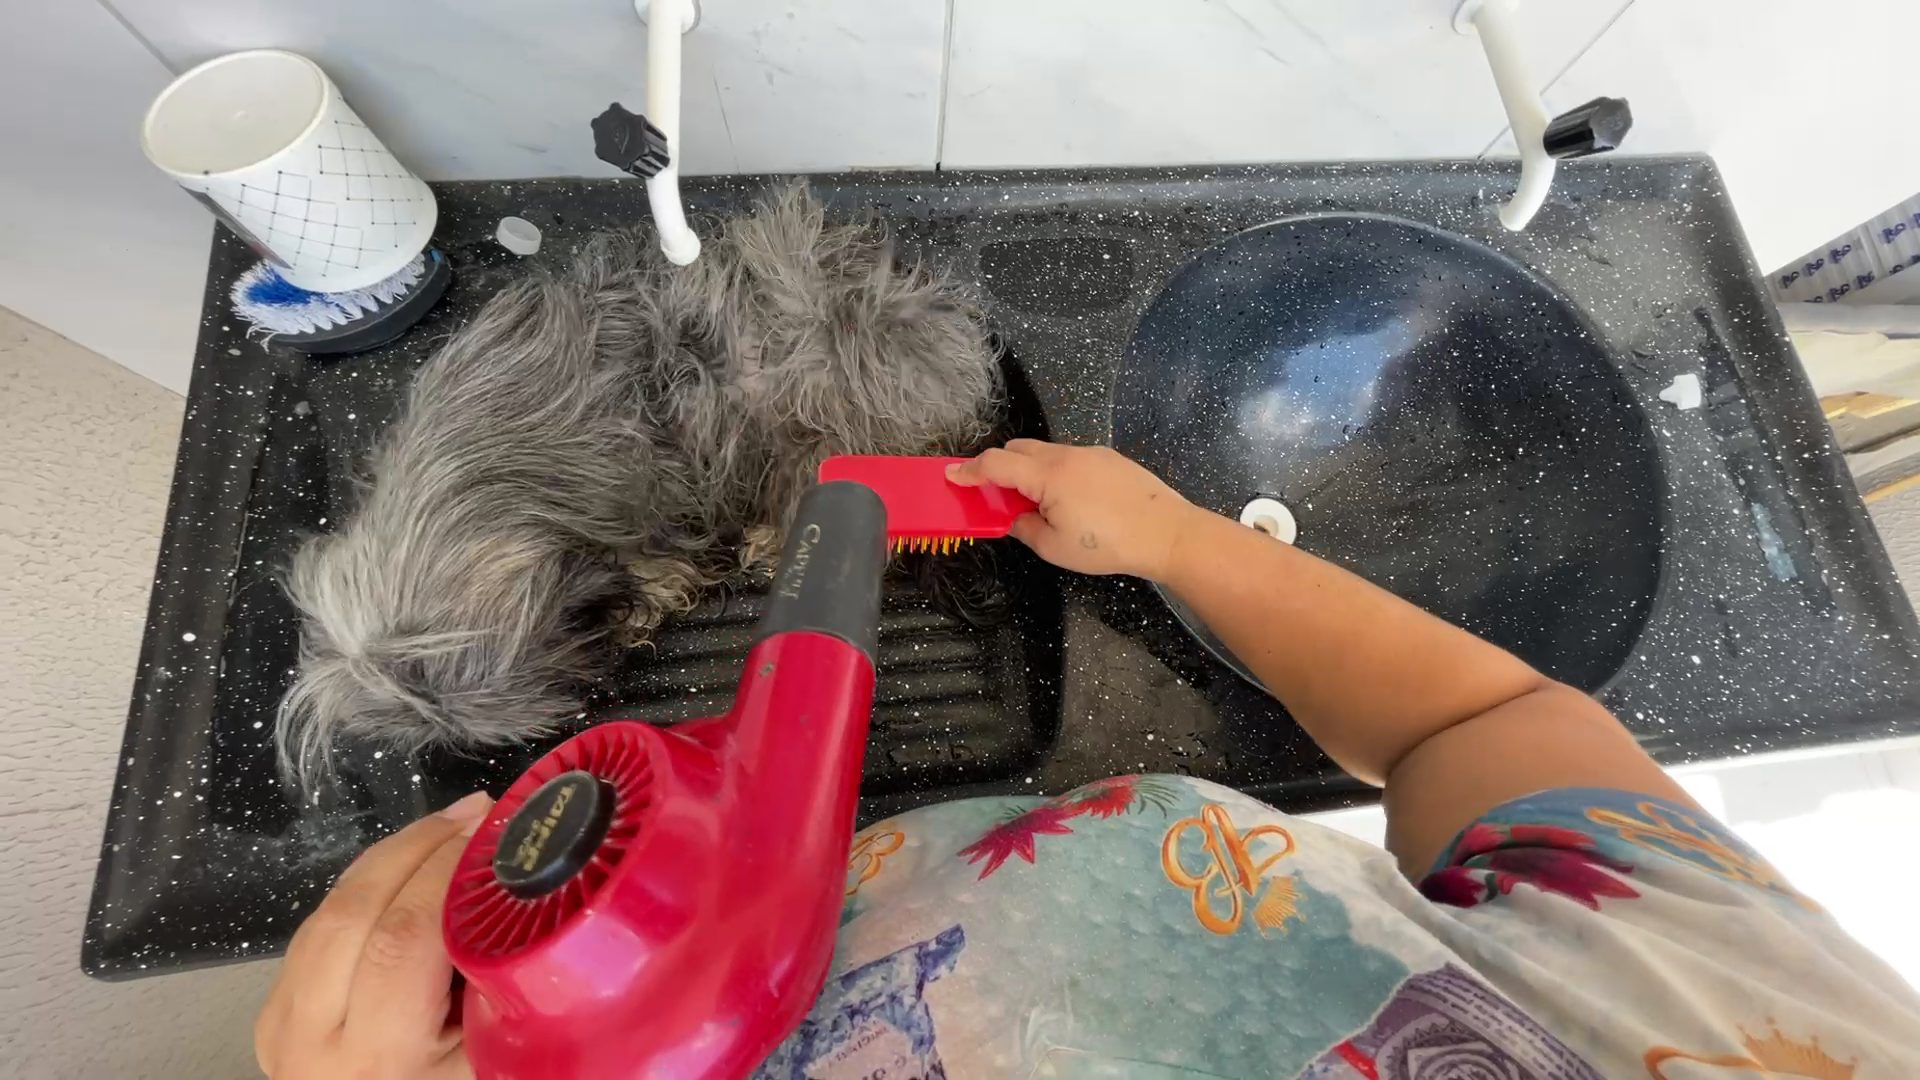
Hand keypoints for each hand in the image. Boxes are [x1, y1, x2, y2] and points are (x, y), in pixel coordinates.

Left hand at [256, 792, 492, 1079]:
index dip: (447, 872)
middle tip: (482, 813)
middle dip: (422, 844)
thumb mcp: (491, 1046)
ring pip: (333, 905)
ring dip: (401, 848)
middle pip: (354, 911)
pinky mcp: (275, 1000)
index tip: (496, 834)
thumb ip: (502, 976)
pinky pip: (327, 913)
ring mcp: (282, 1018)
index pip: (402, 941)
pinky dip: (380, 870)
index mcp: (378, 1054)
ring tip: (459, 820)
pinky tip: (423, 851)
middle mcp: (313, 1037)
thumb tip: (530, 884)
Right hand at [946, 439, 1203, 579]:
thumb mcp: (1054, 547)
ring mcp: (1091, 453)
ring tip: (1039, 504)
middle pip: (1018, 448)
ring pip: (1046, 452)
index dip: (970, 470)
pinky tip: (1072, 501)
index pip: (996, 463)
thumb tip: (1009, 518)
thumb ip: (1023, 528)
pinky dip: (1056, 472)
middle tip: (998, 497)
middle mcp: (1066, 455)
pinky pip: (1070, 458)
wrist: (1167, 533)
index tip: (952, 475)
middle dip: (1000, 467)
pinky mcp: (1110, 458)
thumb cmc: (1108, 545)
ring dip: (1029, 470)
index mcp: (1048, 476)